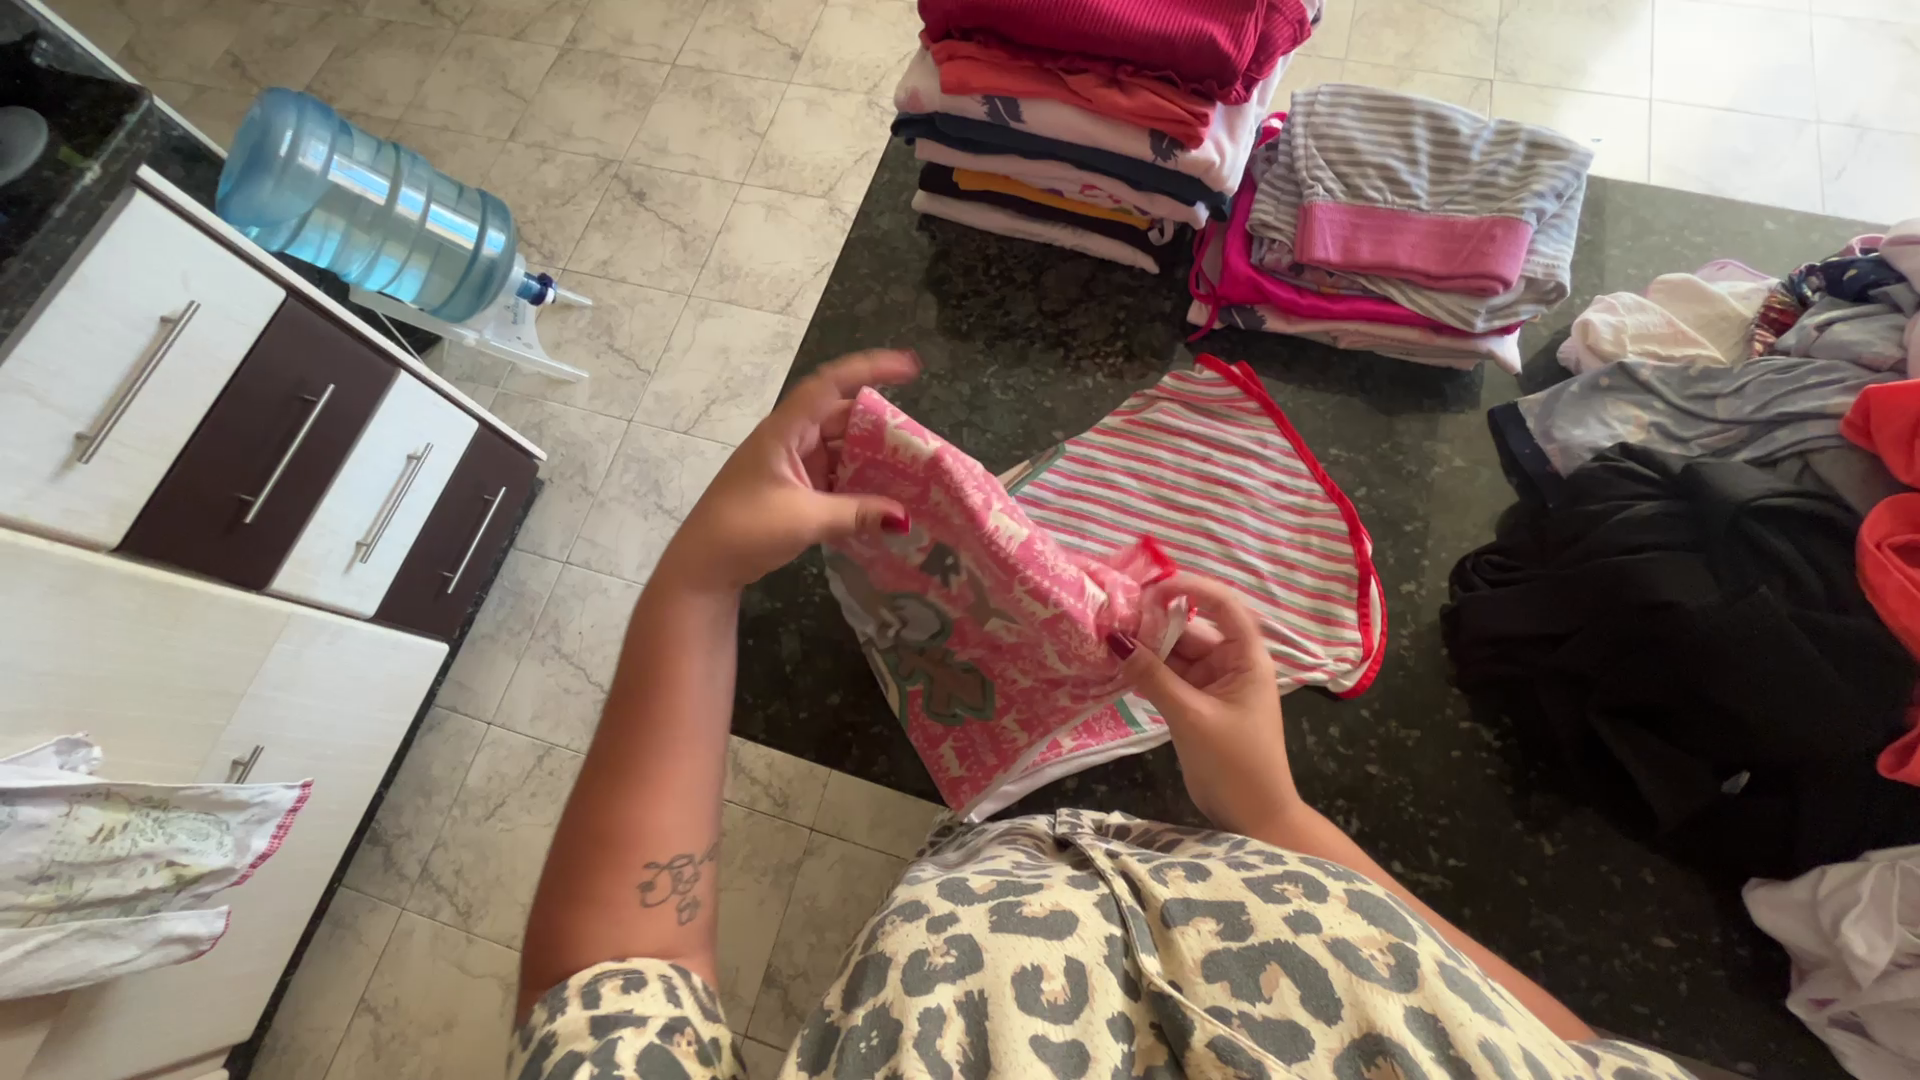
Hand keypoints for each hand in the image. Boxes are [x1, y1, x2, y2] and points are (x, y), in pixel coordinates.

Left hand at [657, 349, 919, 591]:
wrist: (703, 567)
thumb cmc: (744, 530)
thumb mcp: (805, 519)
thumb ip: (858, 514)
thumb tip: (904, 518)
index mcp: (784, 432)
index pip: (829, 385)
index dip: (870, 368)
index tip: (910, 368)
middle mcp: (789, 439)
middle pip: (841, 417)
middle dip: (880, 425)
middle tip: (919, 441)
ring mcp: (791, 464)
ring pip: (840, 447)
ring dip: (871, 456)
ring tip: (910, 468)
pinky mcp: (793, 488)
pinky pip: (833, 473)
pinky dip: (857, 480)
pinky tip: (883, 495)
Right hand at [1109, 573, 1298, 832]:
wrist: (1252, 819)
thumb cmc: (1235, 764)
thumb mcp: (1191, 717)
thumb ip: (1152, 676)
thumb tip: (1114, 639)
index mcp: (1246, 658)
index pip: (1223, 605)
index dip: (1190, 588)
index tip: (1151, 588)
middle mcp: (1230, 663)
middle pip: (1191, 627)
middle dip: (1155, 622)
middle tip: (1112, 619)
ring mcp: (1212, 683)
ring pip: (1175, 652)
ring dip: (1146, 647)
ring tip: (1107, 639)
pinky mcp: (1195, 702)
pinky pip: (1168, 675)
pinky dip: (1146, 670)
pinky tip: (1118, 665)